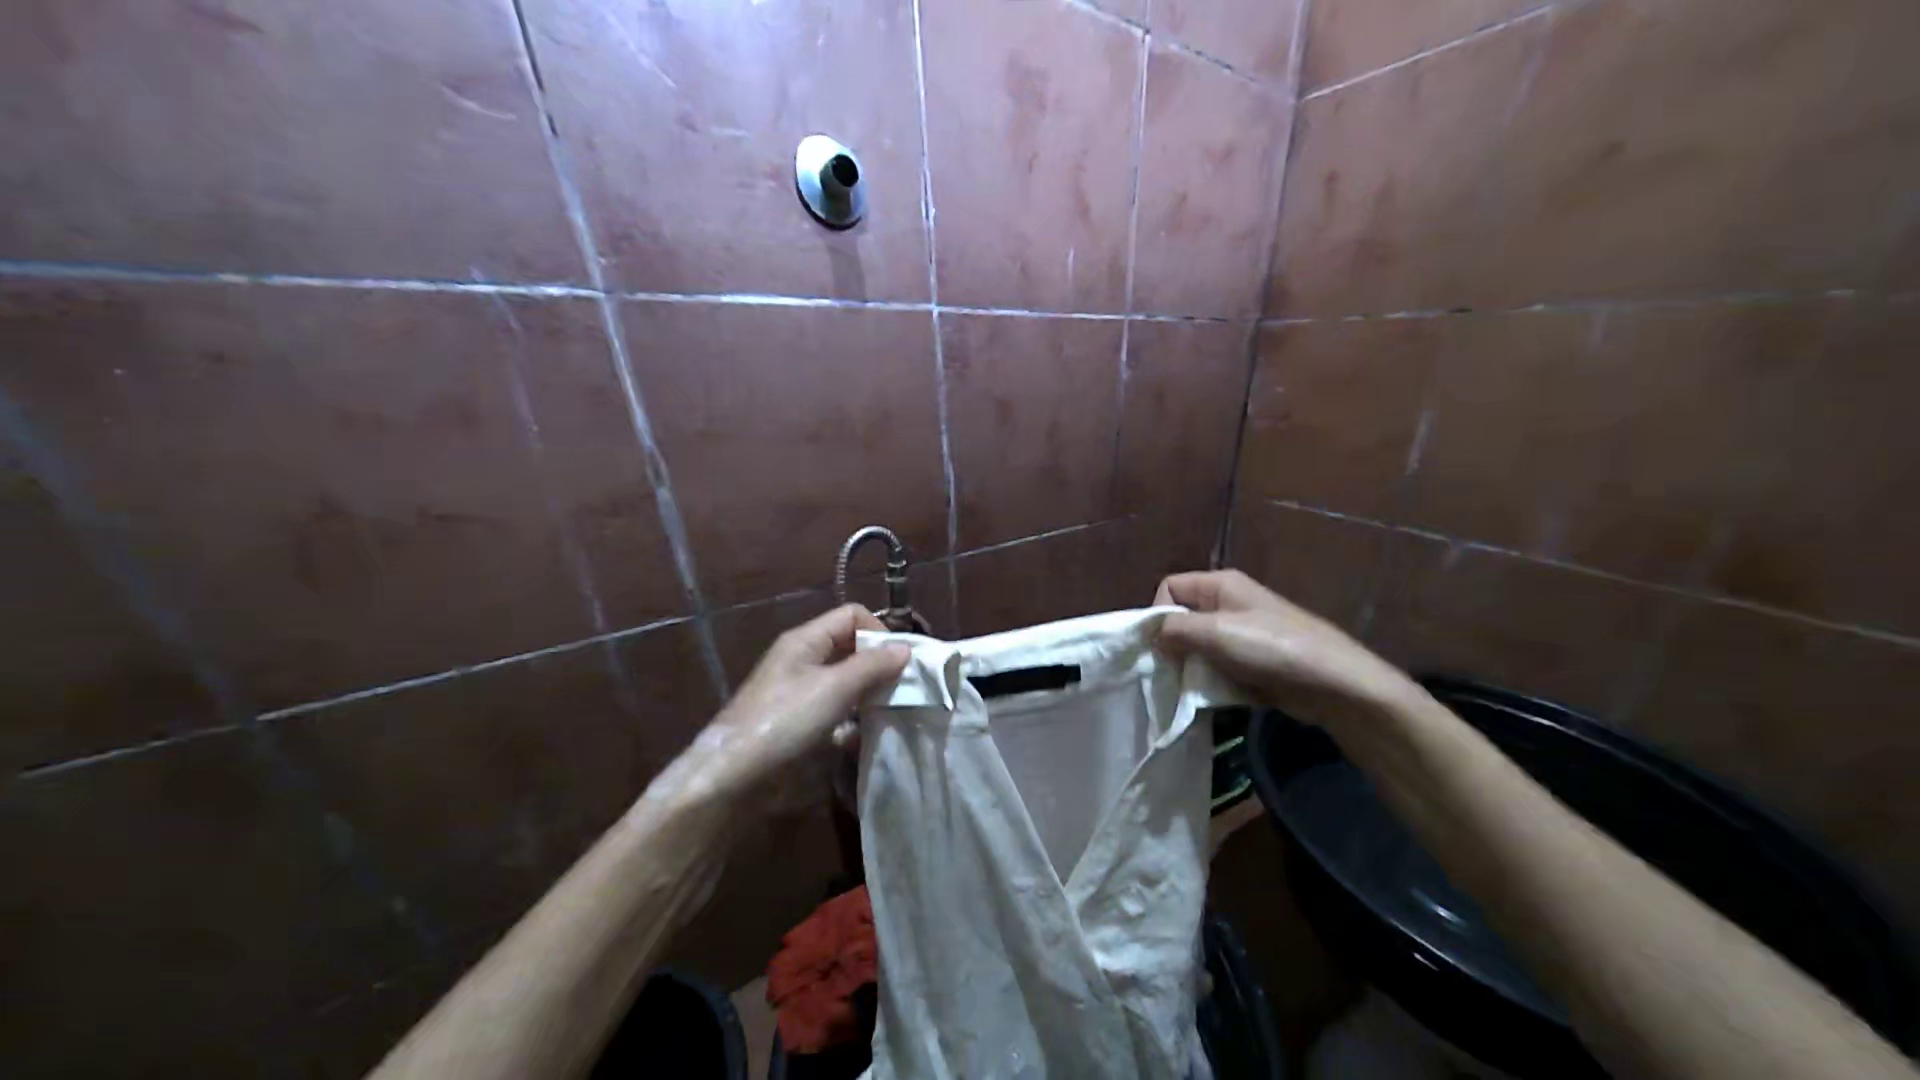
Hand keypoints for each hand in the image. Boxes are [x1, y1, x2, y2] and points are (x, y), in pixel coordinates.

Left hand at [645, 605, 909, 810]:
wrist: (733, 777)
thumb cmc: (784, 722)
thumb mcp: (833, 688)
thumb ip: (872, 666)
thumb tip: (905, 649)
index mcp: (805, 640)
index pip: (852, 616)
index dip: (879, 632)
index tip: (901, 663)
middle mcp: (803, 659)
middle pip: (850, 647)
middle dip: (879, 664)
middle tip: (904, 690)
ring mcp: (800, 691)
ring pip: (846, 680)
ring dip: (869, 692)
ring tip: (891, 712)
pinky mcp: (799, 721)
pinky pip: (836, 709)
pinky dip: (853, 717)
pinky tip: (865, 736)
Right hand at [1154, 570, 1418, 723]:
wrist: (1334, 685)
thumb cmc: (1271, 648)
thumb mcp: (1214, 632)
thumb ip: (1173, 630)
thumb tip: (1153, 638)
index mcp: (1220, 585)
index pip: (1169, 588)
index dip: (1157, 612)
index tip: (1160, 643)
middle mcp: (1228, 604)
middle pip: (1181, 619)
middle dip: (1172, 646)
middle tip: (1169, 671)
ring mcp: (1242, 635)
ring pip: (1197, 648)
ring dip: (1191, 668)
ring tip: (1192, 688)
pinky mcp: (1252, 663)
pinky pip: (1217, 668)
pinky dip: (1211, 683)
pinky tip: (1214, 697)